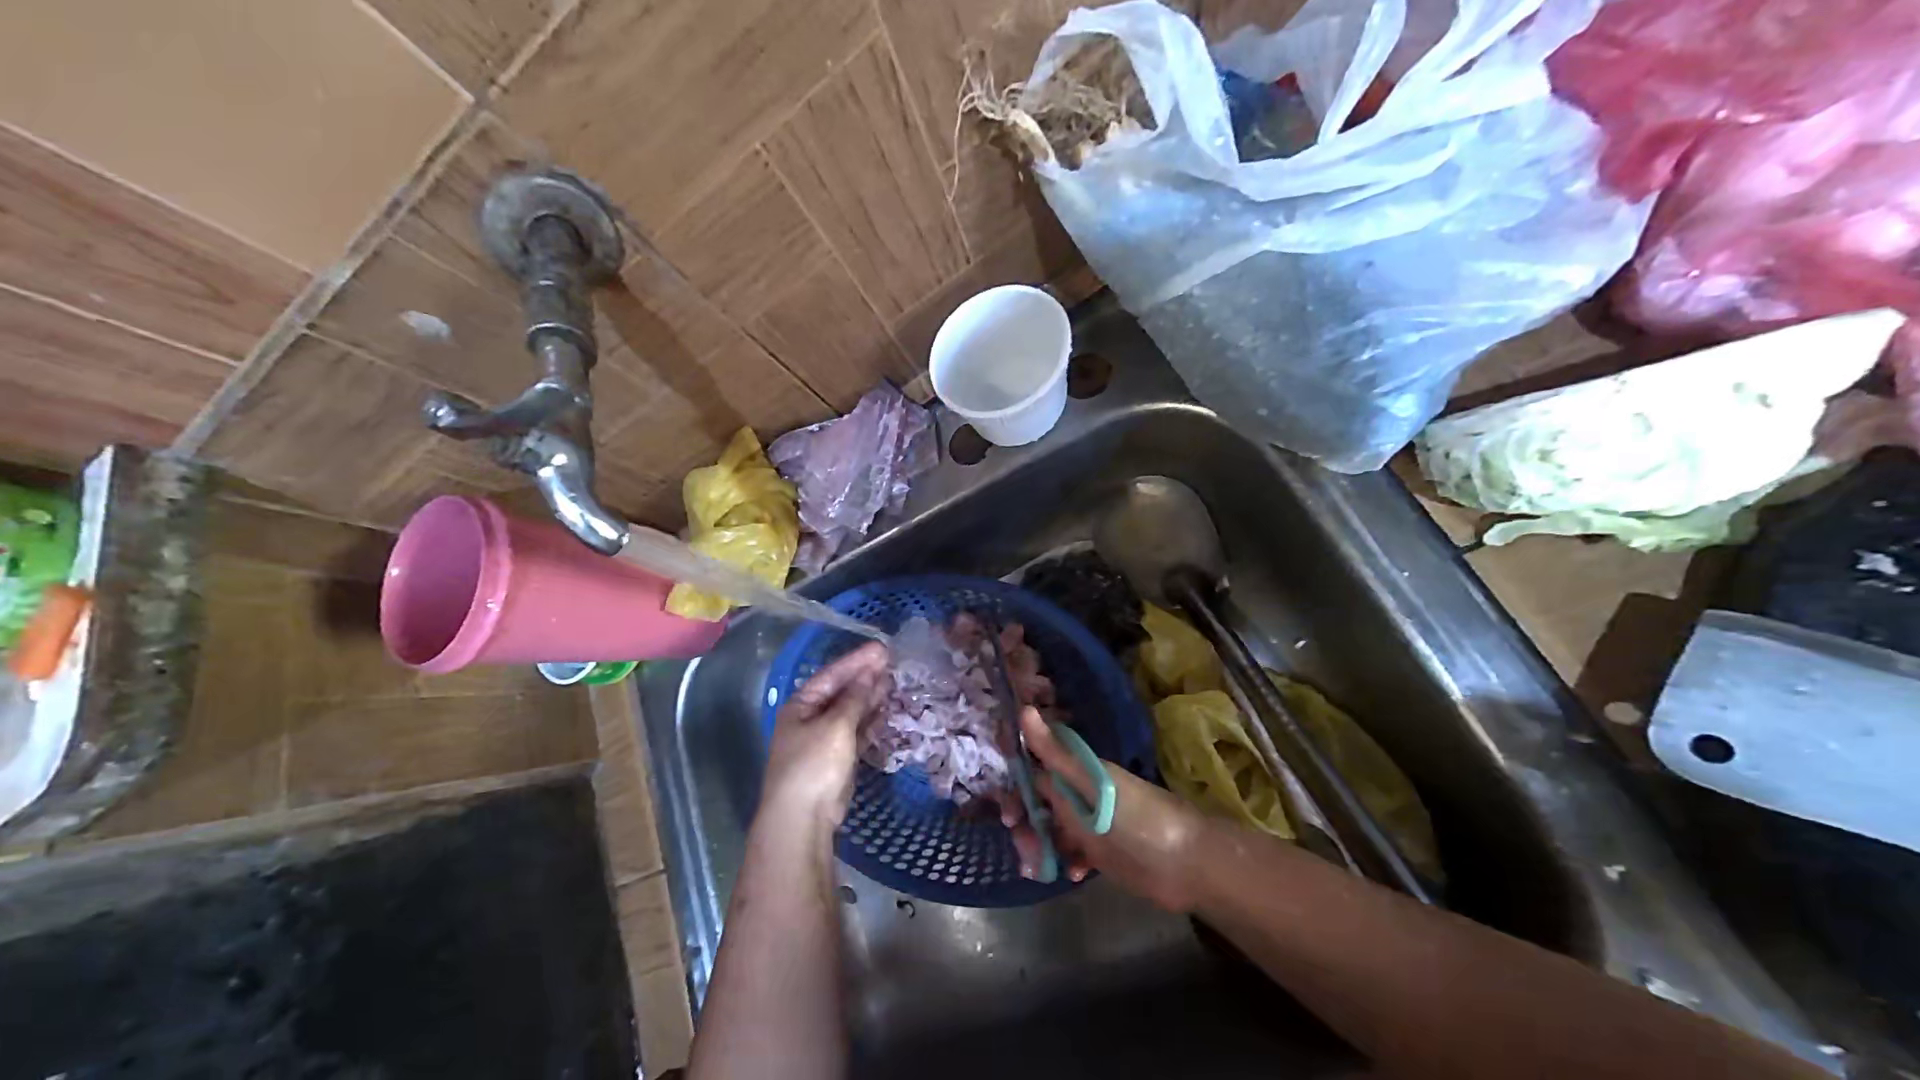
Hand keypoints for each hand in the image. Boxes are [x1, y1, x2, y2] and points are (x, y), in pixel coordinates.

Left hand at [761, 642, 889, 830]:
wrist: (802, 818)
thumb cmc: (814, 764)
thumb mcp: (836, 726)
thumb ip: (855, 698)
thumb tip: (870, 674)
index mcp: (801, 705)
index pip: (832, 675)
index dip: (857, 661)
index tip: (882, 648)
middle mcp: (809, 718)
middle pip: (840, 692)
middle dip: (865, 677)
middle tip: (892, 662)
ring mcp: (822, 740)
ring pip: (850, 712)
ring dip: (870, 698)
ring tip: (893, 682)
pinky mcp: (836, 760)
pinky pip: (855, 732)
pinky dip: (869, 721)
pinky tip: (885, 712)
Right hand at [1011, 706, 1211, 911]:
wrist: (1188, 864)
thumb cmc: (1138, 818)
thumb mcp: (1091, 783)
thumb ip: (1055, 753)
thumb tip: (1023, 709)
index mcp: (1077, 773)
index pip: (1034, 774)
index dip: (1015, 790)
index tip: (1007, 814)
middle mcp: (1080, 795)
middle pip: (1038, 806)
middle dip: (1026, 827)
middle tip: (1025, 849)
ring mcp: (1090, 825)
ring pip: (1051, 832)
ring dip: (1040, 848)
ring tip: (1039, 869)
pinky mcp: (1101, 854)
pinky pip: (1070, 855)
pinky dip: (1064, 863)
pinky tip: (1071, 874)